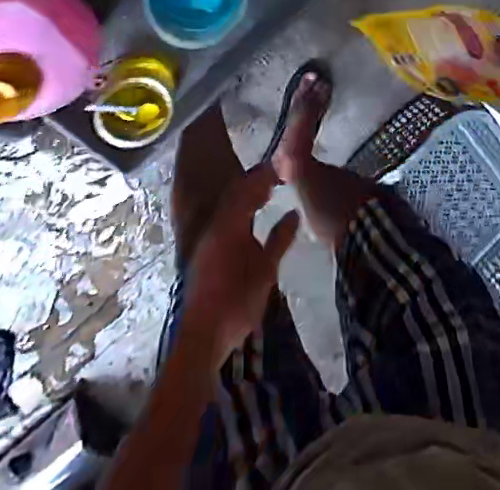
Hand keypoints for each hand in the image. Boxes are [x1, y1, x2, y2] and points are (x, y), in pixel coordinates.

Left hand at [179, 164, 299, 368]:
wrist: (205, 333)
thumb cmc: (237, 303)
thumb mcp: (265, 272)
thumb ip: (279, 240)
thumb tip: (293, 213)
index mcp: (229, 225)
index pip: (247, 188)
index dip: (264, 175)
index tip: (282, 167)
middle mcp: (216, 224)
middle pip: (235, 193)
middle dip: (255, 181)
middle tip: (278, 175)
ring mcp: (209, 237)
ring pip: (228, 205)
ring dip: (246, 195)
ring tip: (268, 191)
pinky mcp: (206, 249)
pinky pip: (224, 220)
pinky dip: (239, 212)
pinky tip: (250, 217)